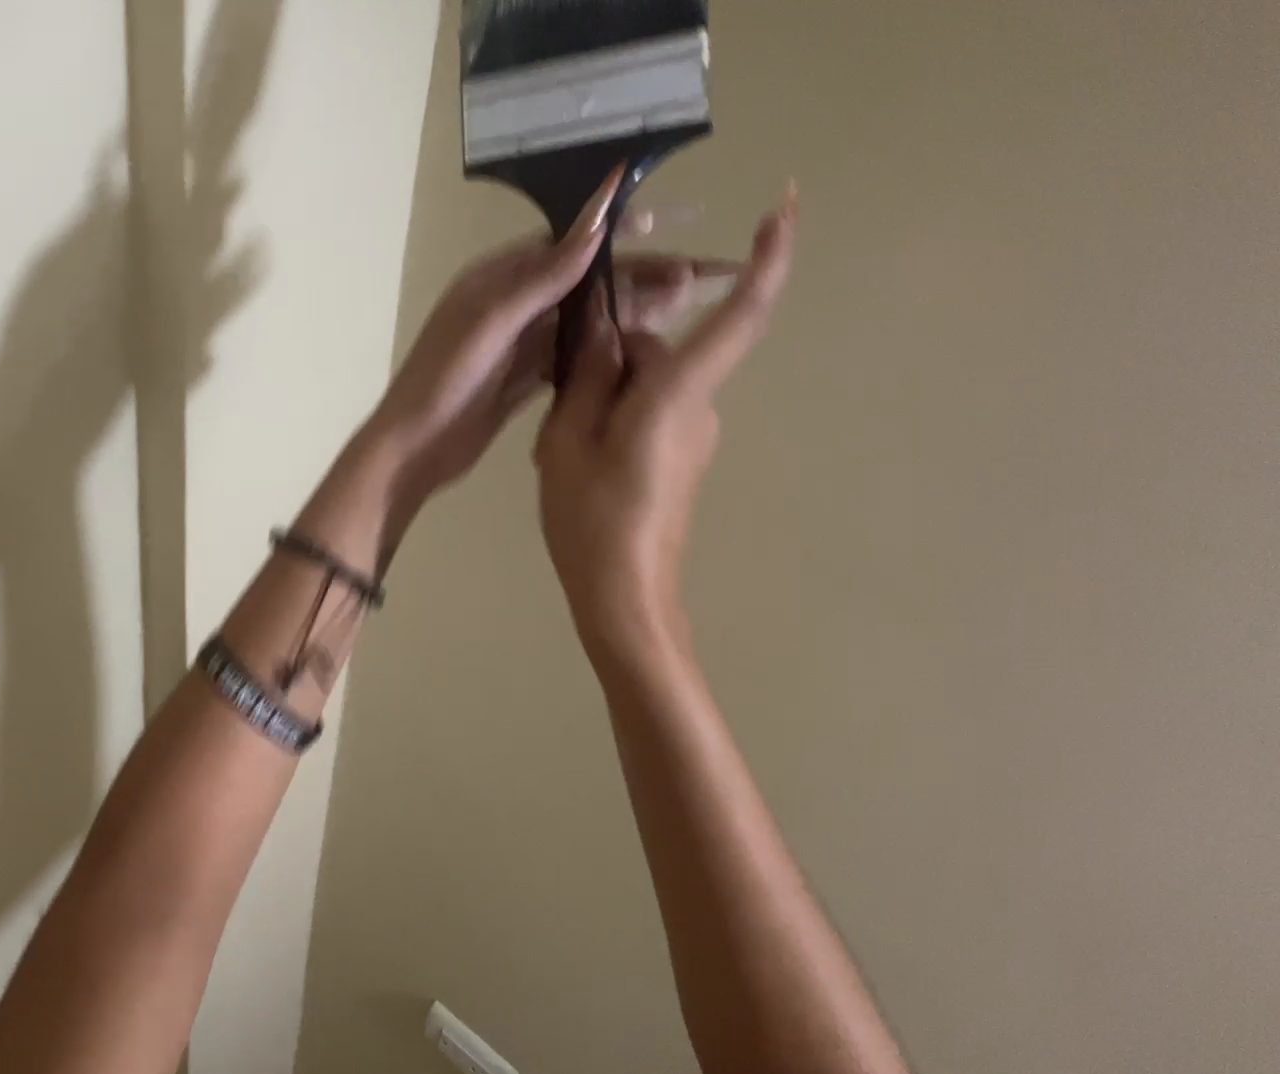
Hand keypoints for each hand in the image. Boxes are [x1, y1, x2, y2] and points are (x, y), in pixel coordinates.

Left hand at [363, 169, 735, 501]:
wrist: (413, 450)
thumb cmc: (445, 381)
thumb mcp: (492, 322)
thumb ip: (543, 276)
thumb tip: (598, 219)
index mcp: (495, 280)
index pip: (564, 245)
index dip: (615, 235)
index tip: (669, 226)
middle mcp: (508, 305)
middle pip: (581, 283)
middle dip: (636, 277)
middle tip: (698, 278)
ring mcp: (515, 344)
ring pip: (581, 320)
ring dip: (627, 312)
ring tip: (684, 308)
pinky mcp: (520, 379)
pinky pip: (570, 355)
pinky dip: (603, 349)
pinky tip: (641, 350)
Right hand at [536, 187, 798, 652]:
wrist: (624, 595)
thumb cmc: (591, 519)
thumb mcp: (566, 442)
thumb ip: (587, 379)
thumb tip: (604, 331)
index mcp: (674, 395)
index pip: (738, 318)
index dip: (768, 260)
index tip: (784, 207)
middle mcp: (699, 408)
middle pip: (660, 351)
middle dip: (612, 357)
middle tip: (559, 397)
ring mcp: (696, 436)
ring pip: (651, 384)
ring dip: (608, 393)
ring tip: (563, 440)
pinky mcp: (685, 458)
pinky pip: (652, 412)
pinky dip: (617, 415)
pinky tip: (582, 454)